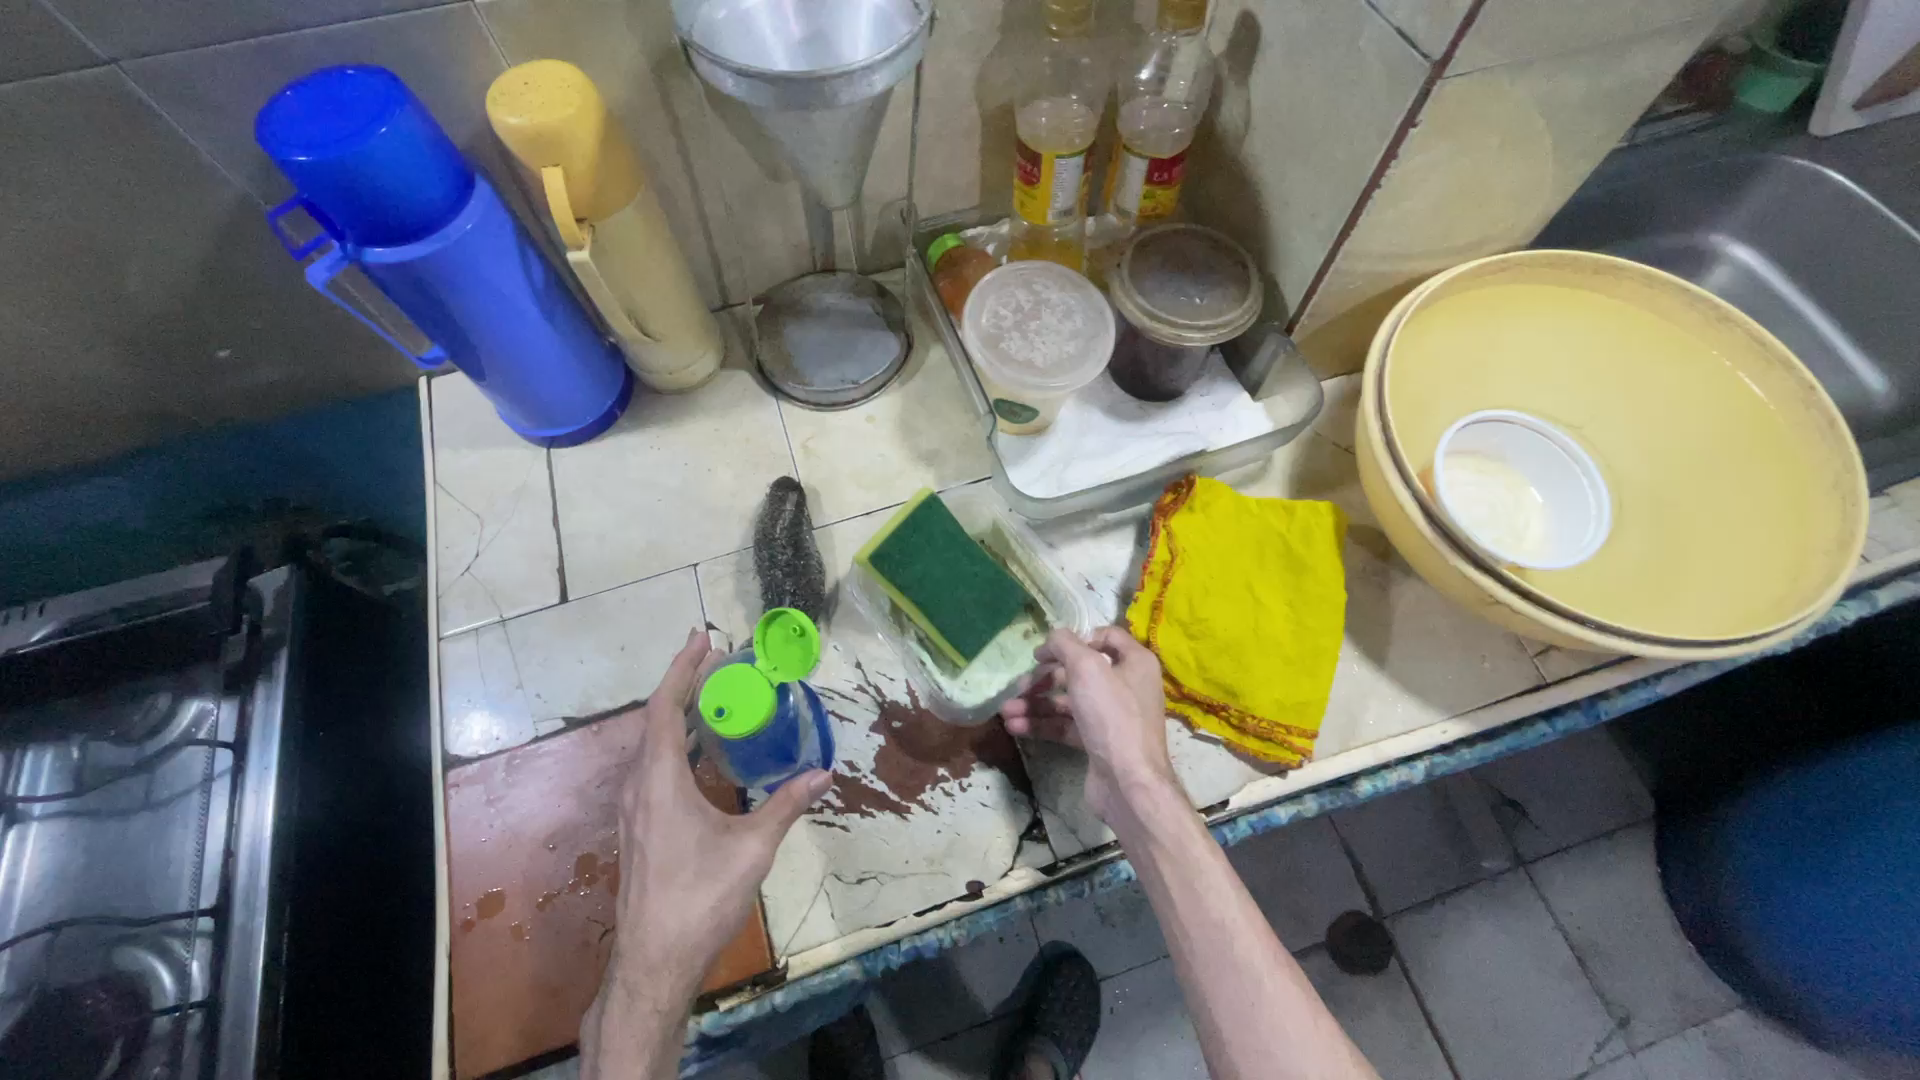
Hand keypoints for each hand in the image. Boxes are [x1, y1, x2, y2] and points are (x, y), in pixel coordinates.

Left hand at [598, 629, 830, 990]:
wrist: (654, 961)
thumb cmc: (701, 898)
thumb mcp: (753, 847)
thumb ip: (787, 804)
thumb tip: (823, 772)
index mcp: (659, 781)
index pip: (664, 709)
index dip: (682, 669)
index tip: (702, 639)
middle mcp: (638, 787)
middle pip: (653, 720)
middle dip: (683, 686)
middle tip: (718, 663)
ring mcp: (634, 809)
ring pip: (650, 745)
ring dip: (677, 715)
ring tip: (713, 699)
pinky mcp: (638, 827)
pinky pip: (652, 767)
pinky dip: (675, 744)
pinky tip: (702, 754)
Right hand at [1001, 626, 1181, 829]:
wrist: (1128, 782)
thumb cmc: (1112, 715)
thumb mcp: (1086, 668)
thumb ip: (1065, 644)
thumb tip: (1052, 638)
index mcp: (1134, 662)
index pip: (1105, 636)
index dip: (1075, 639)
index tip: (1047, 651)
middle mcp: (1126, 686)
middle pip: (1079, 672)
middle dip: (1044, 678)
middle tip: (1019, 685)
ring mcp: (1112, 717)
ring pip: (1068, 702)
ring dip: (1036, 703)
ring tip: (1006, 711)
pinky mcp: (1098, 742)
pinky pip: (1066, 726)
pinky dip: (1042, 724)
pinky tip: (1016, 727)